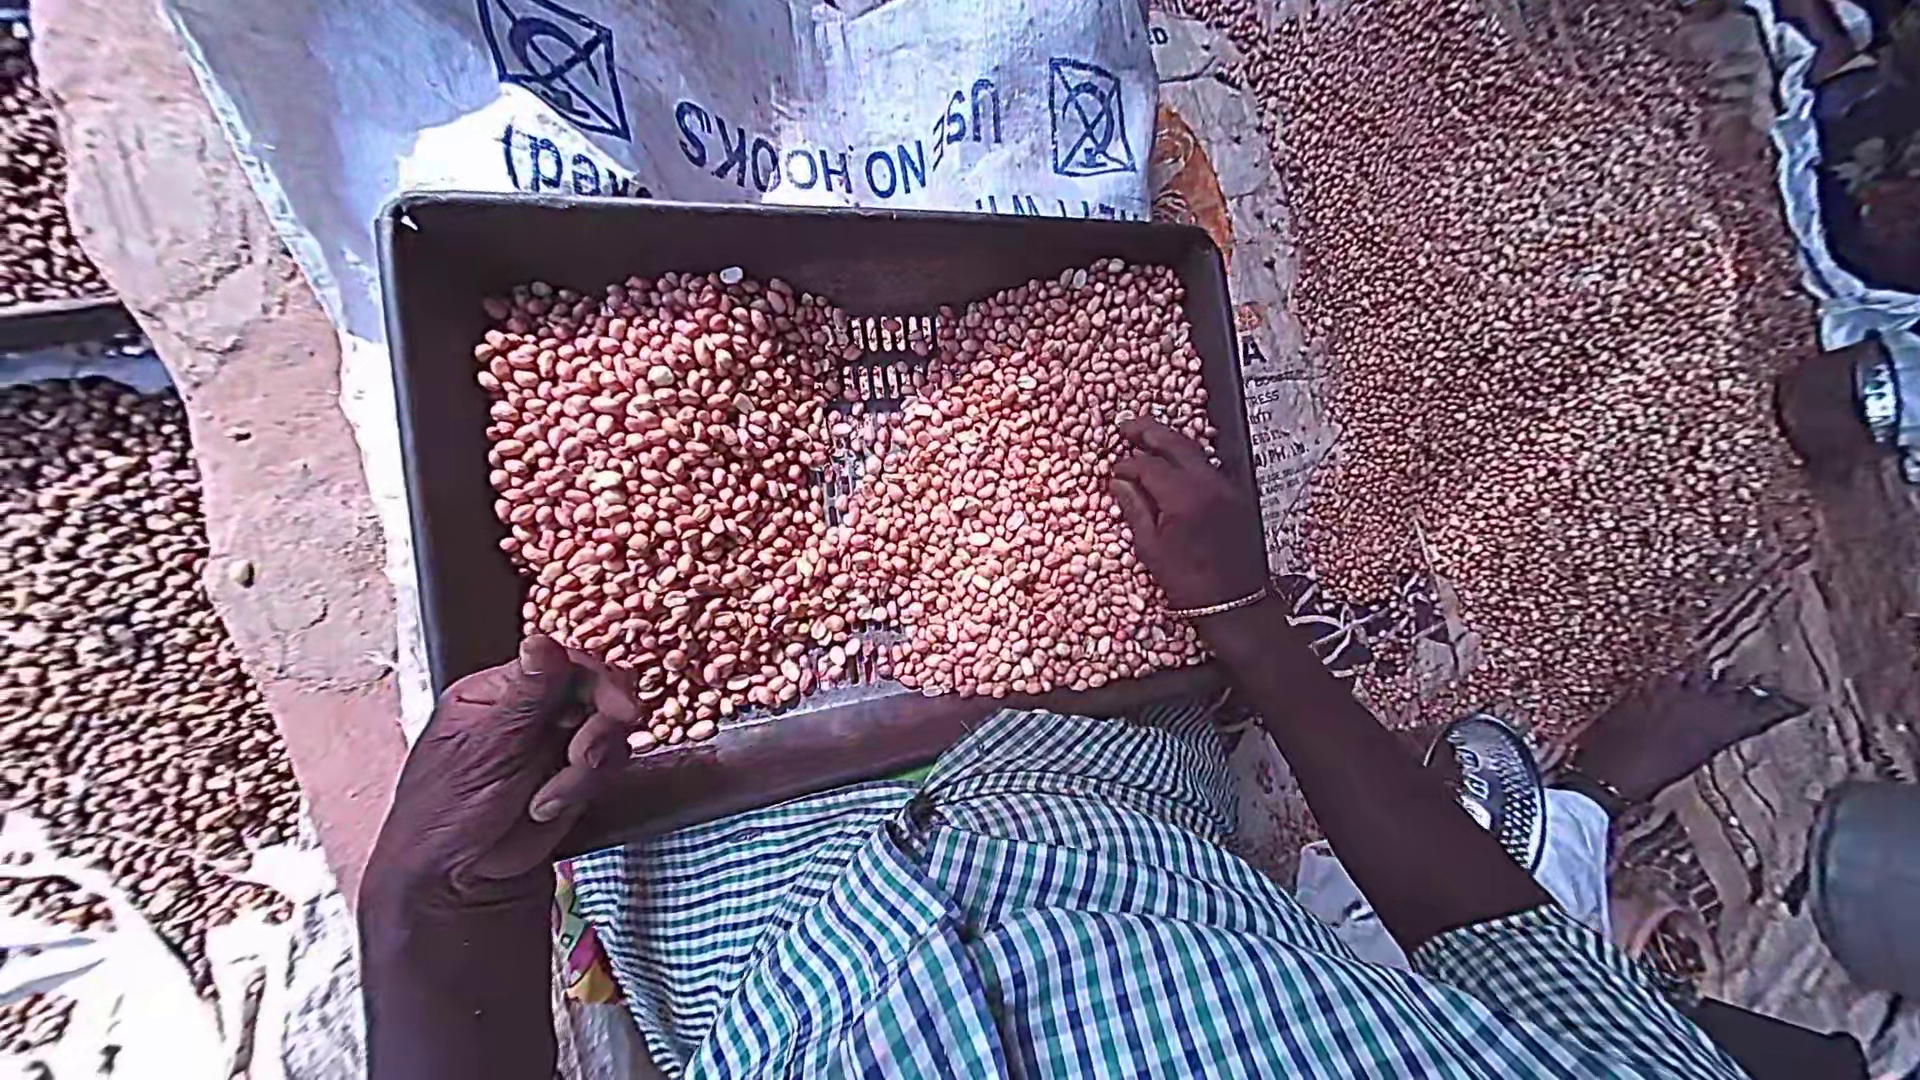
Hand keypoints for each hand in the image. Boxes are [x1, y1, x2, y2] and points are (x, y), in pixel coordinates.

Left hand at [363, 635, 639, 916]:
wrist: (456, 885)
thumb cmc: (445, 815)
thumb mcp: (486, 748)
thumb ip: (526, 694)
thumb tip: (541, 640)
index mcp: (499, 692)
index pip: (566, 665)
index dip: (599, 681)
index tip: (621, 708)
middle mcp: (534, 709)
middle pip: (598, 692)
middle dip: (599, 727)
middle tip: (588, 756)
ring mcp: (559, 739)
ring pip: (609, 727)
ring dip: (590, 764)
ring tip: (553, 794)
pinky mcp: (578, 769)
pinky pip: (610, 759)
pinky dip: (588, 784)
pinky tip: (552, 805)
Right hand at [1111, 417, 1267, 610]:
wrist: (1232, 601)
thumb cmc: (1187, 580)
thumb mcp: (1150, 546)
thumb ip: (1134, 507)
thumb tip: (1118, 481)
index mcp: (1184, 497)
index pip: (1149, 465)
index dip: (1127, 464)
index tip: (1112, 470)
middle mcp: (1209, 484)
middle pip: (1175, 443)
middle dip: (1148, 431)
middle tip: (1126, 426)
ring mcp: (1226, 487)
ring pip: (1195, 450)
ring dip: (1168, 441)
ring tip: (1146, 438)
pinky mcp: (1235, 495)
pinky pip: (1206, 465)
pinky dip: (1186, 457)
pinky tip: (1172, 462)